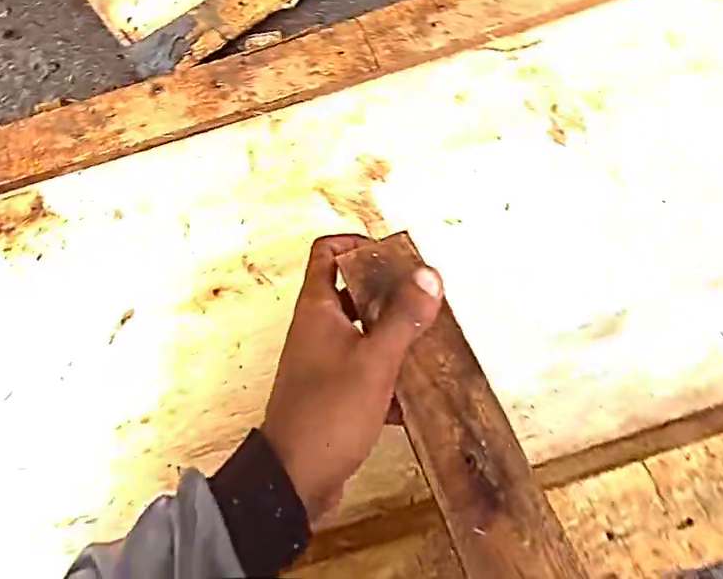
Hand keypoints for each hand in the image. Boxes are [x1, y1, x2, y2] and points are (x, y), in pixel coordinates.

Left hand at [261, 234, 443, 519]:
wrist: (293, 480)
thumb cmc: (329, 410)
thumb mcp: (374, 361)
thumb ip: (402, 318)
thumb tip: (429, 274)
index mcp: (317, 306)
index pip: (327, 251)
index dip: (356, 243)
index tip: (391, 254)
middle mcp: (317, 326)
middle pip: (351, 290)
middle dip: (387, 291)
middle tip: (423, 297)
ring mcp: (322, 359)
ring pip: (361, 331)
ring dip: (391, 334)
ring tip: (429, 340)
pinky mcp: (332, 391)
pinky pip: (363, 368)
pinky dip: (387, 374)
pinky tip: (415, 393)